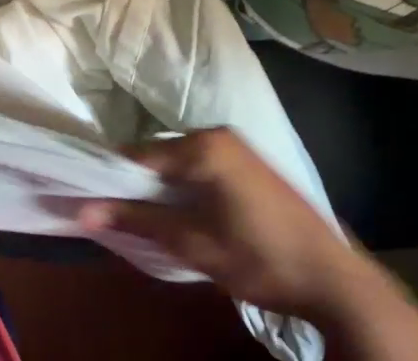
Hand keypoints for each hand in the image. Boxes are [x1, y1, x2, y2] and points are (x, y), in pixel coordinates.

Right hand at [77, 129, 384, 320]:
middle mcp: (217, 134)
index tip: (97, 201)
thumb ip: (136, 220)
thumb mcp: (192, 244)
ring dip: (165, 189)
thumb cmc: (260, 258)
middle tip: (128, 218)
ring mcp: (238, 147)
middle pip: (158, 155)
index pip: (136, 154)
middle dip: (140, 185)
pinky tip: (190, 216)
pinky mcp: (252, 164)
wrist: (336, 284)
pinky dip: (188, 188)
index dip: (113, 179)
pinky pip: (202, 167)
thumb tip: (81, 212)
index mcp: (202, 145)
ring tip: (158, 221)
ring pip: (180, 163)